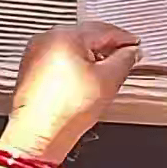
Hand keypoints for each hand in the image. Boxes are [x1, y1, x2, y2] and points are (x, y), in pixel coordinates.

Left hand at [1, 23, 141, 160]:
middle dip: (107, 48)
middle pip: (87, 36)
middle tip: (125, 60)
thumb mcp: (108, 80)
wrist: (36, 137)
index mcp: (66, 35)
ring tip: (105, 75)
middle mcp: (47, 38)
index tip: (135, 47)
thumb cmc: (64, 111)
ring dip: (91, 57)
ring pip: (73, 47)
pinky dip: (75, 66)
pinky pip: (60, 59)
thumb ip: (125, 60)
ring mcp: (36, 53)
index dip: (125, 40)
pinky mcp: (31, 69)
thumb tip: (131, 52)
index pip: (105, 30)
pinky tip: (84, 82)